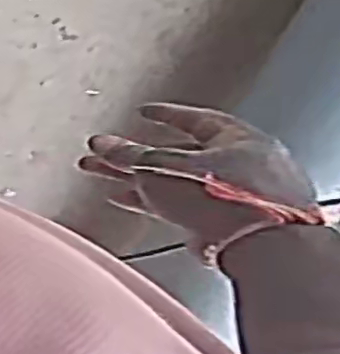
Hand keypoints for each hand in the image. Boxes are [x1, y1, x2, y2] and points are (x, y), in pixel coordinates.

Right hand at [80, 103, 318, 253]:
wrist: (254, 241)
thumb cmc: (225, 197)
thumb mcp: (164, 167)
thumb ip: (130, 155)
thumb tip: (104, 143)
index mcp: (240, 142)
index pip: (197, 120)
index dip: (167, 115)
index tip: (145, 112)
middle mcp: (241, 163)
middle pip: (175, 152)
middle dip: (133, 152)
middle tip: (103, 150)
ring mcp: (231, 190)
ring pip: (170, 177)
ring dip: (131, 175)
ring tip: (100, 171)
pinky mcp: (219, 214)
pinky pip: (174, 200)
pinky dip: (146, 197)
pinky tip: (125, 197)